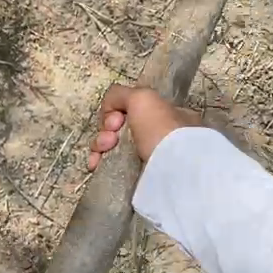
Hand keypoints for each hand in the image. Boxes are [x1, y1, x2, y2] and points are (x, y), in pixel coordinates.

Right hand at [87, 84, 202, 169]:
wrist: (176, 172)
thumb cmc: (162, 130)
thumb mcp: (142, 98)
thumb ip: (120, 95)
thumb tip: (109, 109)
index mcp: (167, 116)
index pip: (132, 109)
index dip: (116, 112)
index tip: (116, 120)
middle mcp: (159, 136)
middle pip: (119, 128)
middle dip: (105, 131)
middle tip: (109, 139)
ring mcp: (149, 158)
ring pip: (112, 147)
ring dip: (99, 146)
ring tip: (102, 152)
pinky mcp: (138, 178)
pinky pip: (111, 165)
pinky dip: (100, 163)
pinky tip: (96, 165)